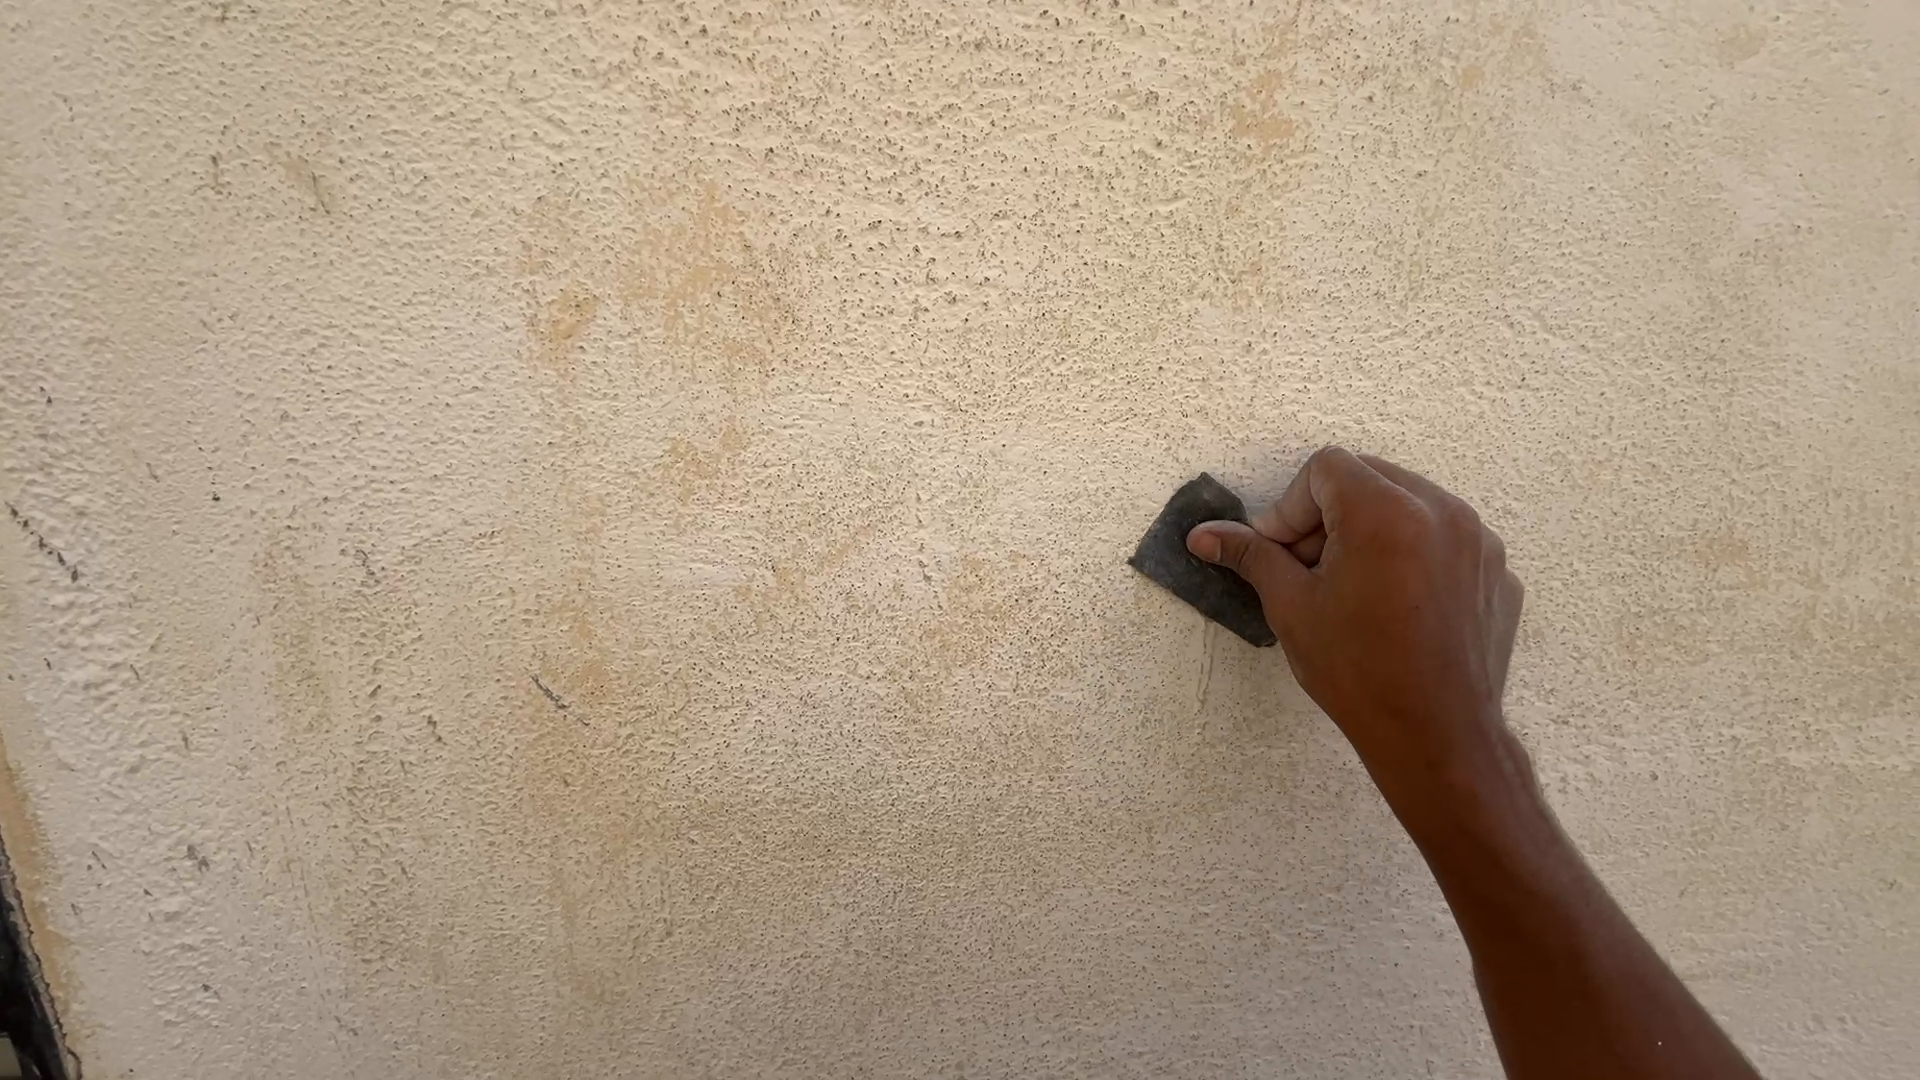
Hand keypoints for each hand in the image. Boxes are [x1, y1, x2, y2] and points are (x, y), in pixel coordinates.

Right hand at [1186, 447, 1526, 826]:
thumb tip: (1201, 534)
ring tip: (1349, 585)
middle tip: (1308, 567)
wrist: (1436, 736)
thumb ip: (1249, 555)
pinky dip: (1408, 552)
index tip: (1282, 553)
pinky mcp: (1497, 572)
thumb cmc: (1356, 669)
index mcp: (1387, 513)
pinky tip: (1391, 604)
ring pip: (1407, 503)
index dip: (1291, 506)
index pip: (1326, 468)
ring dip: (1367, 529)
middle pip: (1367, 477)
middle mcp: (1442, 511)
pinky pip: (1442, 537)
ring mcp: (1479, 541)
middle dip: (1327, 514)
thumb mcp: (1290, 605)